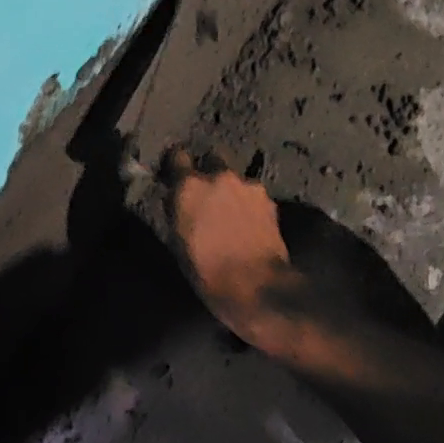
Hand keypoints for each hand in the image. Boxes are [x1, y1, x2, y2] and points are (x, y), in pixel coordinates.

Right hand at [161, 148, 290, 322]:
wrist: (257, 286)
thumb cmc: (207, 272)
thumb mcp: (178, 243)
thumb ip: (176, 210)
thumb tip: (175, 197)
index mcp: (189, 186)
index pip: (177, 155)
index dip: (176, 164)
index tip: (174, 175)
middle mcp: (219, 176)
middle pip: (212, 158)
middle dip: (208, 170)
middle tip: (206, 194)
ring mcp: (247, 185)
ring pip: (234, 177)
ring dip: (230, 189)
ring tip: (230, 213)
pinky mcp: (269, 199)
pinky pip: (252, 193)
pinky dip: (247, 203)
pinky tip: (248, 223)